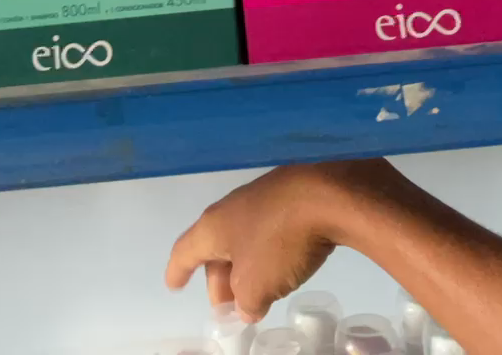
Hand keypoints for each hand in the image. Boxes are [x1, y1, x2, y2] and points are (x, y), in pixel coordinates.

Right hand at [165, 160, 402, 321]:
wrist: (328, 196)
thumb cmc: (280, 241)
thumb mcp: (255, 286)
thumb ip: (244, 301)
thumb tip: (247, 303)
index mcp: (214, 225)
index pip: (185, 250)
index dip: (177, 270)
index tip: (173, 285)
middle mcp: (232, 206)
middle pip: (216, 246)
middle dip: (219, 279)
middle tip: (228, 307)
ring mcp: (262, 196)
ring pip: (244, 237)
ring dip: (245, 266)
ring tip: (256, 292)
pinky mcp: (291, 195)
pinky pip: (268, 228)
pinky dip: (267, 251)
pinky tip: (283, 266)